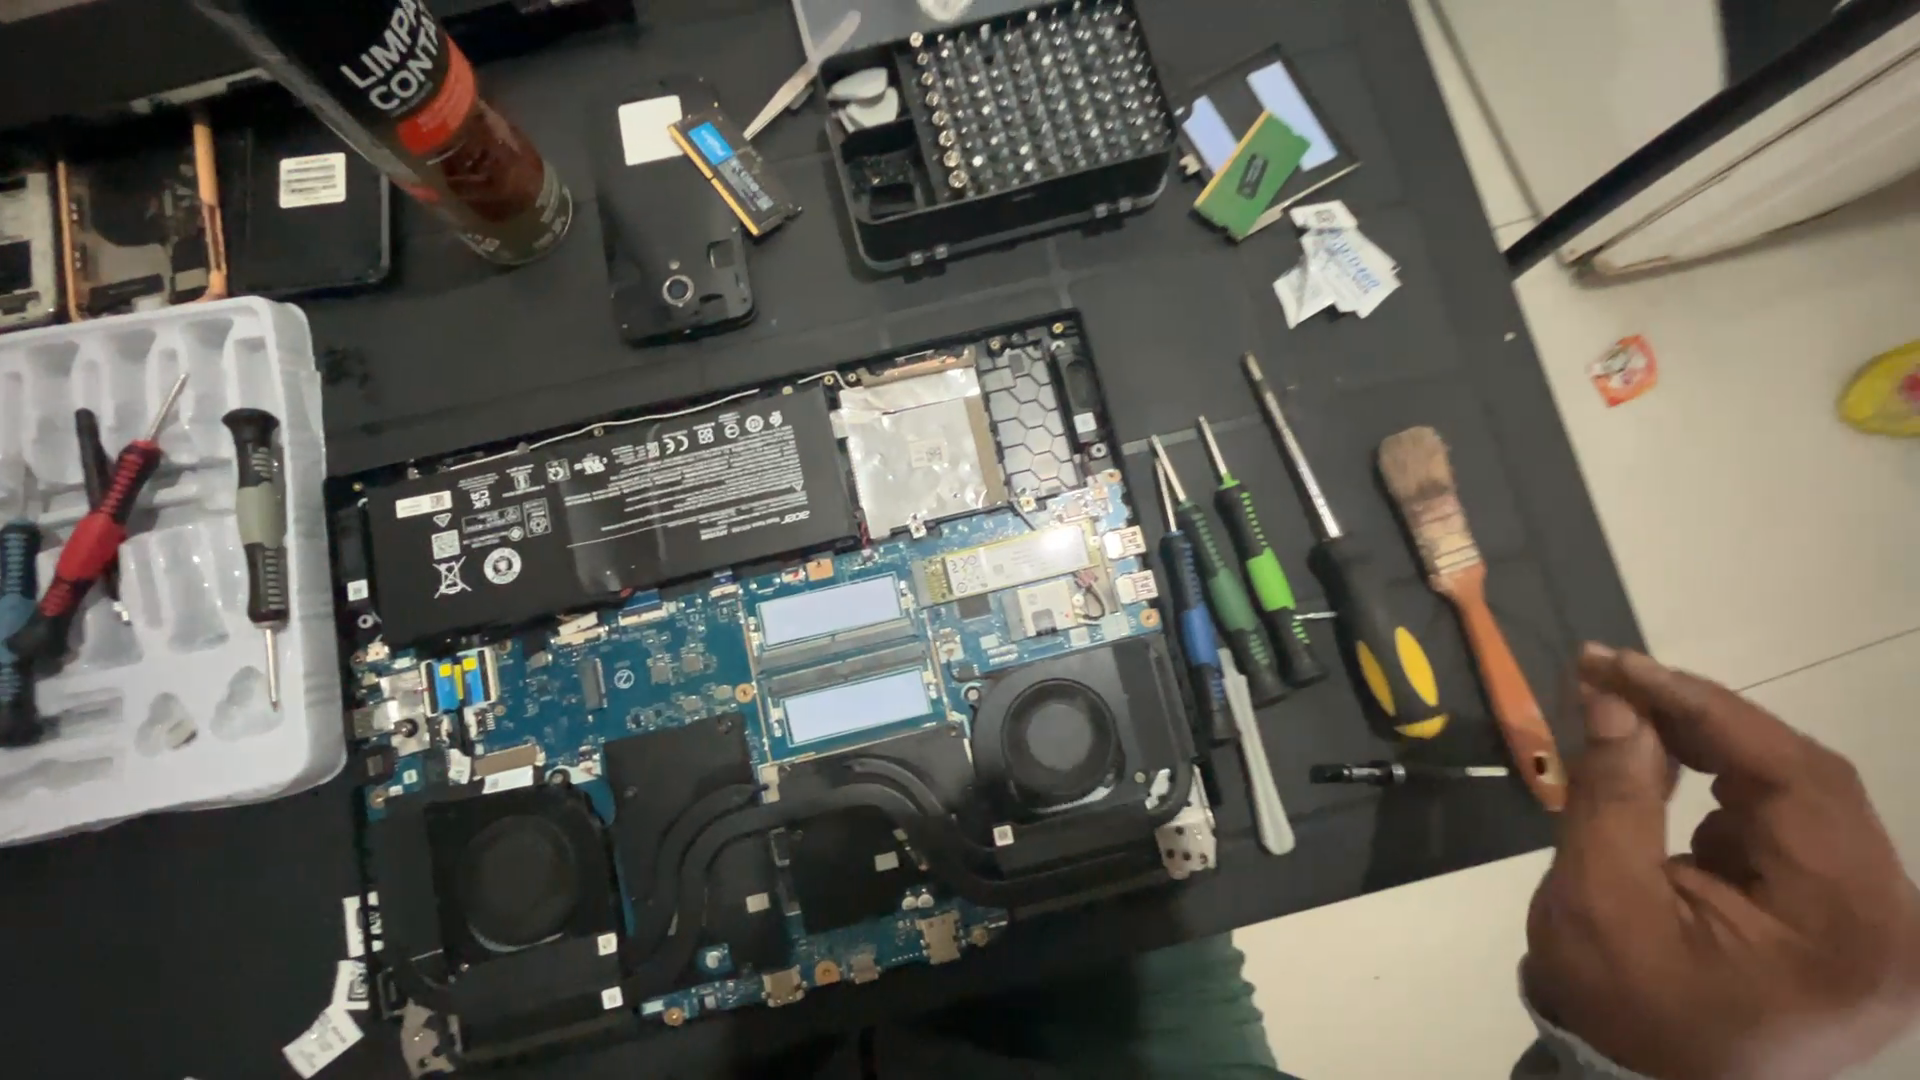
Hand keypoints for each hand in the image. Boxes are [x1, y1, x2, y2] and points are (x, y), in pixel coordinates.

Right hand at [1524, 644, 1919, 1079]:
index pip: (1798, 779)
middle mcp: (1889, 920)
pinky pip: (1776, 825)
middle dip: (1698, 718)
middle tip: (1606, 678)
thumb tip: (1609, 697)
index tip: (1614, 667)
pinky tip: (1653, 769)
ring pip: (1791, 795)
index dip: (1705, 707)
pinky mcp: (1828, 915)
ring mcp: (1866, 920)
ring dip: (1702, 745)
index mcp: (1851, 926)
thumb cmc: (1616, 997)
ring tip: (1618, 714)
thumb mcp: (1597, 891)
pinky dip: (1711, 783)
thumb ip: (1611, 790)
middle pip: (1804, 780)